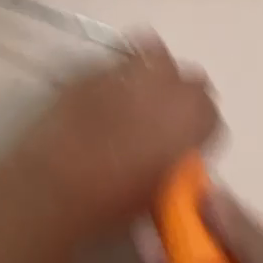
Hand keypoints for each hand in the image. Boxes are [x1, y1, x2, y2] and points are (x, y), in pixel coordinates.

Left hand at [0, 35, 219, 236]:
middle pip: (189, 80)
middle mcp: (166, 85)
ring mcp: (125, 71)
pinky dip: (115, 76)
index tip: (184, 146)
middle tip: (160, 123)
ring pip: (153, 59)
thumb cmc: (111, 202)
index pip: (211, 114)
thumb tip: (175, 162)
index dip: (198, 130)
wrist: (51, 186)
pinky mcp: (89, 70)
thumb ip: (177, 169)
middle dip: (179, 98)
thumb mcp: (159, 195)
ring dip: (150, 77)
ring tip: (134, 101)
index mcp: (191, 118)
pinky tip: (103, 98)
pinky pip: (114, 63)